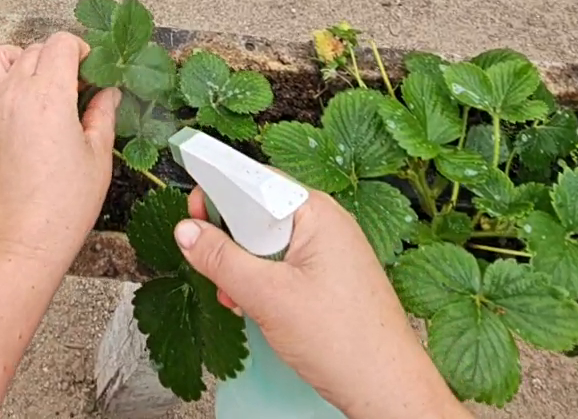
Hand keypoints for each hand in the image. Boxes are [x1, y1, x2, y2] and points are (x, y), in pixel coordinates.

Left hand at [0, 31, 120, 269]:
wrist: (21, 243)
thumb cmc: (64, 207)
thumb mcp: (97, 157)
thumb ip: (102, 114)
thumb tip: (108, 92)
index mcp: (48, 97)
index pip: (61, 44)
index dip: (80, 51)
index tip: (89, 70)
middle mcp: (12, 94)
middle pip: (33, 49)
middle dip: (56, 58)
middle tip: (71, 85)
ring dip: (15, 59)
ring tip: (33, 83)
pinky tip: (6, 102)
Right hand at [175, 188, 469, 418]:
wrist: (392, 396)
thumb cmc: (345, 344)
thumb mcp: (267, 296)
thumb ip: (221, 259)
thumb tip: (185, 231)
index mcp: (315, 211)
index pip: (254, 181)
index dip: (218, 192)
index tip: (192, 210)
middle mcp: (324, 222)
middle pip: (258, 211)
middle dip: (229, 237)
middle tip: (210, 261)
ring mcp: (330, 249)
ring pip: (268, 240)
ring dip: (244, 264)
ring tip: (235, 295)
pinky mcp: (329, 275)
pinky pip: (284, 262)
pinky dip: (263, 279)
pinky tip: (254, 305)